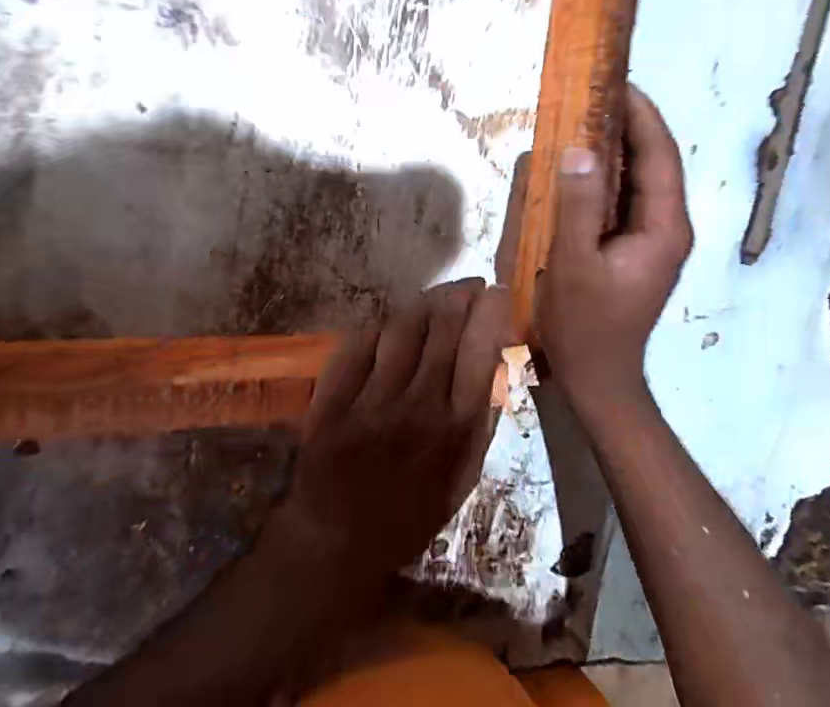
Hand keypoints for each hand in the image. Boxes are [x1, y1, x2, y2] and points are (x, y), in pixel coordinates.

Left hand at [276, 279, 508, 580]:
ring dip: (424, 303)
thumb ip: (482, 417)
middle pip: (442, 326)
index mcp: (456, 426)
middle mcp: (417, 405)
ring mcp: (371, 401)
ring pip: (402, 327)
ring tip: (435, 299)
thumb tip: (494, 361)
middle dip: (460, 295)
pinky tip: (391, 325)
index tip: (496, 292)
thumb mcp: (465, 475)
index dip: (491, 309)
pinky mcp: (332, 401)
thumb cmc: (411, 512)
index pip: (480, 346)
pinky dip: (380, 326)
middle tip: (468, 286)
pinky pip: (359, 344)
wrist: (336, 544)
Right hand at [537, 87, 693, 410]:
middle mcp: (668, 226)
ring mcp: (654, 236)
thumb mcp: (574, 266)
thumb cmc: (586, 328)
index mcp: (665, 227)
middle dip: (628, 122)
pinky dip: (607, 174)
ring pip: (642, 176)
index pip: (660, 154)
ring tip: (583, 115)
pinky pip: (626, 197)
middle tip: (592, 90)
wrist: (599, 381)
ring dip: (617, 145)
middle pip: (655, 160)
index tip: (615, 80)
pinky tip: (580, 162)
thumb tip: (576, 148)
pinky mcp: (637, 246)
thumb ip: (576, 206)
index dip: (642, 113)